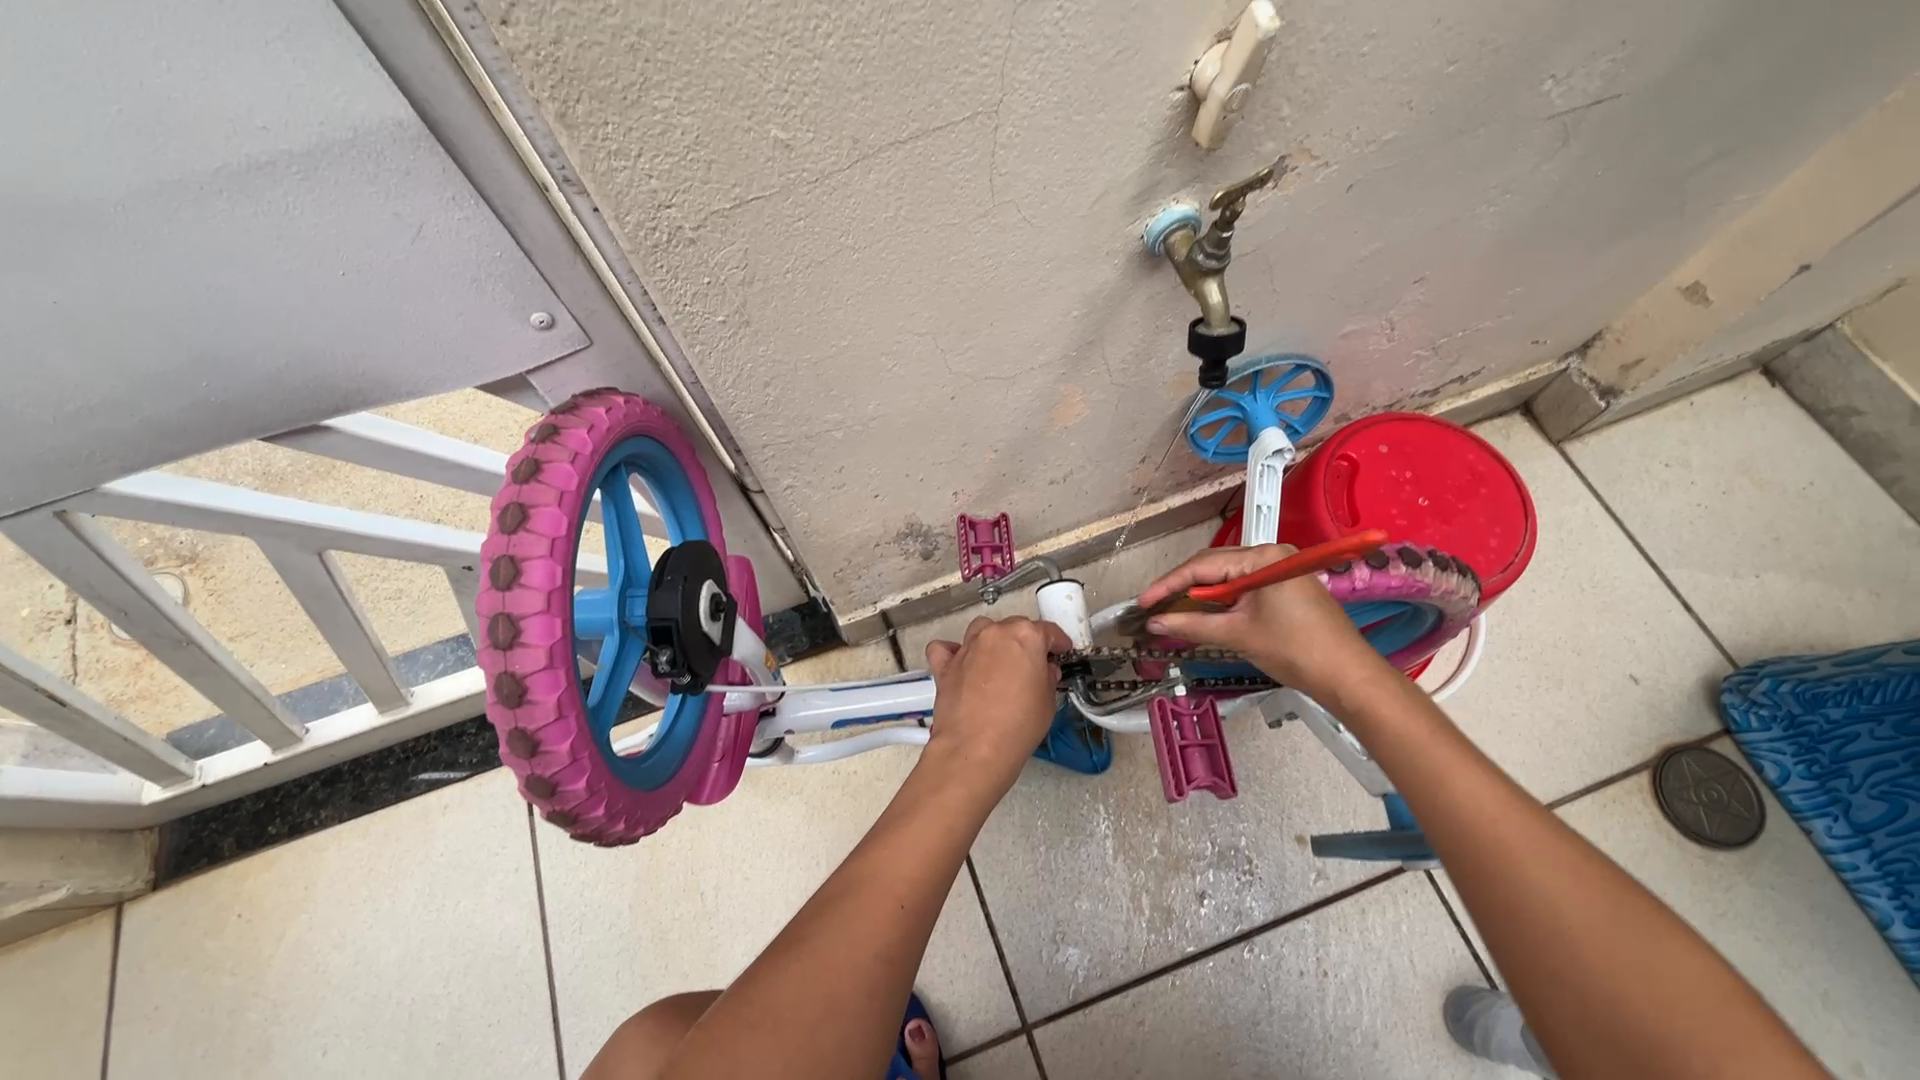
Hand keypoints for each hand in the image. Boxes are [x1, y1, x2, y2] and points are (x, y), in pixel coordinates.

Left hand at [922, 616, 1071, 797]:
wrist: (976, 747)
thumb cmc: (1019, 724)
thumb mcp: (1048, 700)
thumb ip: (1047, 677)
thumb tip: (1044, 670)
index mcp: (1025, 636)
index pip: (1048, 631)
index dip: (1058, 643)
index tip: (1061, 651)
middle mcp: (994, 634)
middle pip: (1013, 628)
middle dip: (1025, 642)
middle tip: (1032, 665)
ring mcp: (967, 647)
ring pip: (981, 630)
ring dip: (992, 641)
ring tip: (998, 663)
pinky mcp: (944, 665)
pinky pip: (945, 649)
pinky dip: (952, 652)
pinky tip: (961, 665)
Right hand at [1136, 544, 1388, 702]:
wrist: (1347, 675)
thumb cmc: (1296, 650)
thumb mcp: (1237, 635)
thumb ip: (1192, 624)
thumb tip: (1156, 621)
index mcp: (1262, 558)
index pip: (1202, 565)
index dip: (1168, 584)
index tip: (1144, 602)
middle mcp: (1272, 555)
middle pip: (1213, 567)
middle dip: (1182, 588)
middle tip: (1153, 607)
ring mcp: (1280, 570)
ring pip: (1227, 578)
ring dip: (1200, 596)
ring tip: (1171, 612)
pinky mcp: (1285, 587)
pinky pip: (1243, 587)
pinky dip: (1221, 602)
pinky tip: (1202, 614)